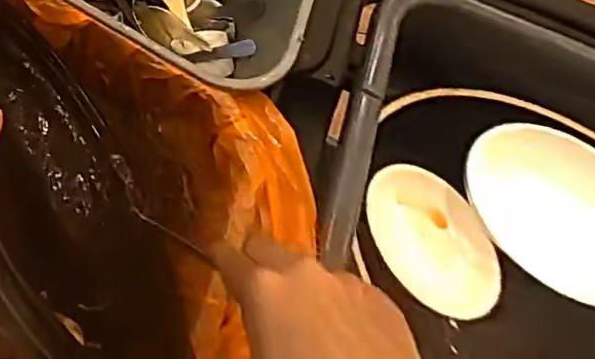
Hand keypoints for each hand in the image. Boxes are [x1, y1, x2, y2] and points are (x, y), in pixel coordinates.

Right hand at [214, 231, 418, 358]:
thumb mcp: (261, 358)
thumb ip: (252, 334)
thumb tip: (256, 329)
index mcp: (263, 288)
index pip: (226, 255)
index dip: (218, 258)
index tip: (214, 258)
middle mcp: (300, 271)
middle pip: (266, 246)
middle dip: (258, 263)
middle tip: (260, 295)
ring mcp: (344, 281)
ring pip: (310, 270)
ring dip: (302, 288)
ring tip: (309, 326)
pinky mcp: (381, 300)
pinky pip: (349, 292)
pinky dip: (341, 309)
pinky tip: (349, 342)